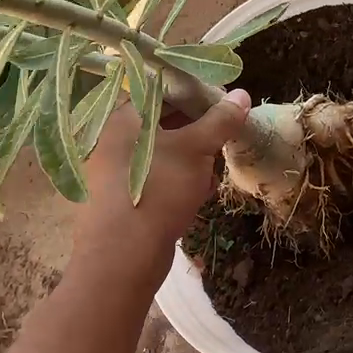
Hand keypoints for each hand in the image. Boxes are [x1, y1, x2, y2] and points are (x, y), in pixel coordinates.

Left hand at [70, 88, 250, 287]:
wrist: (121, 263)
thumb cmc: (158, 190)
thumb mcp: (197, 148)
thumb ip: (220, 120)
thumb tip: (243, 95)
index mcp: (120, 118)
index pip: (161, 89)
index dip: (194, 91)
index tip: (221, 99)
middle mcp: (110, 140)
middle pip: (161, 119)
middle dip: (196, 125)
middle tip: (223, 129)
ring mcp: (111, 172)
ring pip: (159, 150)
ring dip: (190, 153)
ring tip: (215, 162)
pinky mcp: (118, 199)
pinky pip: (153, 176)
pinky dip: (177, 177)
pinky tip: (201, 188)